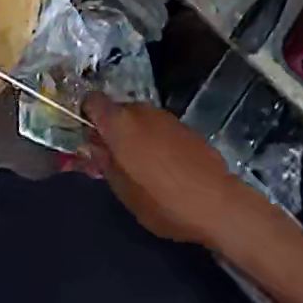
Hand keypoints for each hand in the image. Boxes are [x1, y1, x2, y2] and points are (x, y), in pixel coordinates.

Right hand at [84, 94, 267, 248]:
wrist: (216, 201)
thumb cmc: (162, 201)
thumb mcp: (124, 190)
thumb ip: (106, 163)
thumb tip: (94, 146)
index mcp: (121, 124)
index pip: (94, 101)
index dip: (87, 114)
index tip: (86, 135)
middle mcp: (142, 112)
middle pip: (117, 110)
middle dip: (111, 129)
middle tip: (110, 157)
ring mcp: (166, 116)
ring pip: (139, 118)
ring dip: (132, 134)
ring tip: (136, 164)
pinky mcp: (184, 126)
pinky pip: (158, 126)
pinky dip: (152, 138)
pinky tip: (160, 164)